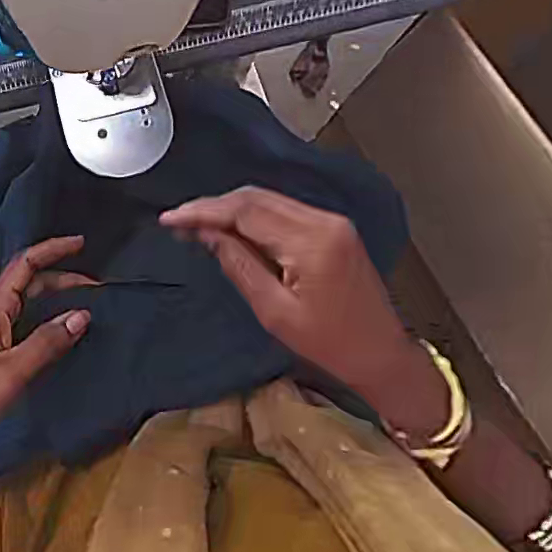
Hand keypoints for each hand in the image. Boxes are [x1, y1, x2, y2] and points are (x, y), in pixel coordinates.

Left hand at [0, 236, 94, 485]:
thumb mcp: (11, 372)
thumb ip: (46, 343)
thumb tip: (82, 314)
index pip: (24, 265)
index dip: (51, 250)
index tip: (81, 243)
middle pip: (27, 283)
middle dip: (61, 277)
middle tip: (96, 284)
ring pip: (26, 306)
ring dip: (54, 299)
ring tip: (85, 305)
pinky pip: (23, 328)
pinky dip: (45, 324)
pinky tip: (60, 337)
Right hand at [159, 187, 437, 427]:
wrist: (382, 354)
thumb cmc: (330, 343)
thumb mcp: (274, 311)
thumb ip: (239, 264)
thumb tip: (207, 233)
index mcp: (311, 242)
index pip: (245, 211)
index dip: (203, 211)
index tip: (170, 219)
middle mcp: (324, 220)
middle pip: (256, 198)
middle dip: (213, 206)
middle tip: (178, 222)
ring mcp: (331, 221)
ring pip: (268, 200)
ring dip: (230, 209)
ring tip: (196, 225)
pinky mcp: (332, 228)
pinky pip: (282, 211)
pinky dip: (251, 216)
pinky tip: (231, 228)